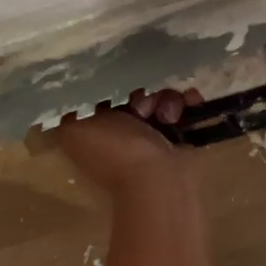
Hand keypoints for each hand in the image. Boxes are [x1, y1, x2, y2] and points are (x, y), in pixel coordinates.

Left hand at [55, 88, 201, 199]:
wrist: (160, 181)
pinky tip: (192, 101)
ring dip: (166, 100)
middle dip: (141, 93)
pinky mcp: (177, 133)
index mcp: (90, 130)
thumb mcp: (78, 125)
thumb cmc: (118, 151)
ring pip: (157, 96)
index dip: (108, 84)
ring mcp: (149, 132)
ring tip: (169, 117)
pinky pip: (181, 105)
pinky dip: (188, 102)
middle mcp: (118, 130)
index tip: (115, 88)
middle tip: (143, 108)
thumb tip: (86, 85)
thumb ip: (74, 102)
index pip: (98, 92)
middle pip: (130, 90)